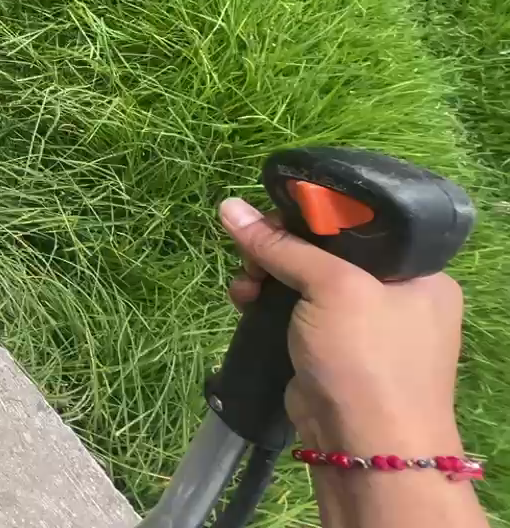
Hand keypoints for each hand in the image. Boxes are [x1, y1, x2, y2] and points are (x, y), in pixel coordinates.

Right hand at [219, 198, 463, 451]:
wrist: (365, 439)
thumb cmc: (367, 357)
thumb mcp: (330, 289)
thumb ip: (281, 245)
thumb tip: (227, 205)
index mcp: (417, 274)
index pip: (353, 224)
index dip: (307, 218)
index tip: (272, 226)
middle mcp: (391, 292)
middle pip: (315, 247)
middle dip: (273, 250)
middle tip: (253, 262)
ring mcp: (358, 318)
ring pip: (293, 273)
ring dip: (259, 274)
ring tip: (246, 290)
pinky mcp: (325, 337)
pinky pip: (285, 300)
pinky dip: (260, 297)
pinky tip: (245, 303)